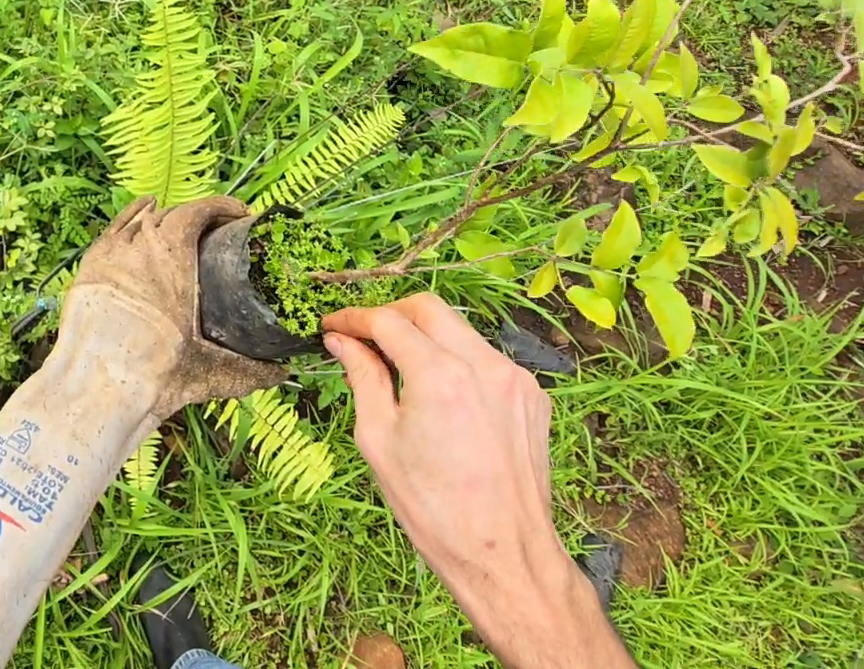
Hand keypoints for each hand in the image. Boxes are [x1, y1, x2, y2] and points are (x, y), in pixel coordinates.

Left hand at [59, 196, 284, 417]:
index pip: (198, 212)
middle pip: (171, 214)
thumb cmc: (153, 375)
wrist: (96, 387)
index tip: (240, 213)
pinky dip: (131, 216)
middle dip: (197, 216)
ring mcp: (110, 254)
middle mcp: (139, 245)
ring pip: (142, 221)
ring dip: (166, 217)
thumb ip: (250, 371)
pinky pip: (114, 229)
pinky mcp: (89, 267)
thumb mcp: (209, 371)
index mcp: (171, 256)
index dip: (222, 207)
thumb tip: (279, 373)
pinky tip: (143, 210)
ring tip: (184, 225)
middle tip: (217, 231)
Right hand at [320, 294, 633, 668]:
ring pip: (458, 329)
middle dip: (389, 314)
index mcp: (440, 375)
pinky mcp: (531, 397)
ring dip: (423, 336)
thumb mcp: (378, 438)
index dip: (352, 319)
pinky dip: (454, 359)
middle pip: (427, 308)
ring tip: (397, 367)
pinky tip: (437, 392)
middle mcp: (483, 366)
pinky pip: (484, 357)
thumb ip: (362, 377)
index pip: (387, 321)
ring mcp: (514, 380)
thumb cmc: (433, 506)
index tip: (331, 326)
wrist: (504, 555)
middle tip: (363, 338)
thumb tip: (342, 342)